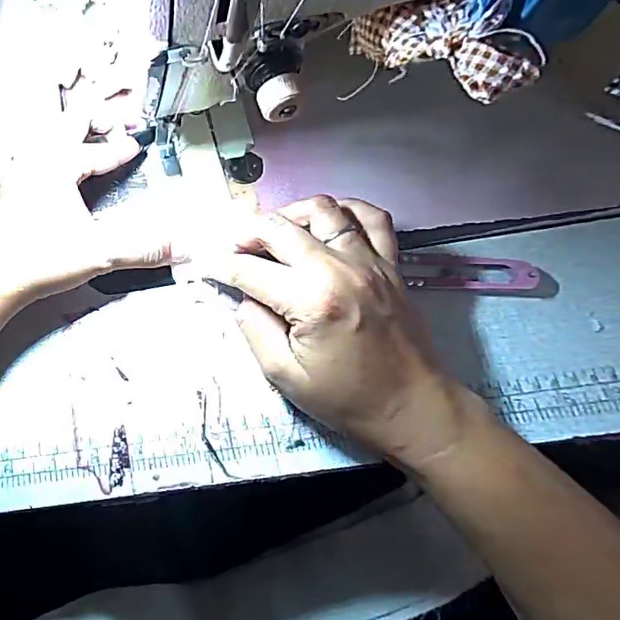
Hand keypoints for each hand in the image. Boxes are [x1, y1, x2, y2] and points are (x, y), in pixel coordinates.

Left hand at [0, 81, 172, 310]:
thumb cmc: (35, 261)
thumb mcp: (99, 252)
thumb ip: (142, 248)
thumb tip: (178, 247)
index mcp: (58, 166)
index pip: (97, 149)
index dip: (119, 147)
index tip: (133, 147)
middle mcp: (33, 162)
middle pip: (65, 123)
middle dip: (92, 117)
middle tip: (110, 120)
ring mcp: (13, 175)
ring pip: (31, 131)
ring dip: (53, 124)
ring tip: (65, 119)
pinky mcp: (1, 192)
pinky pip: (2, 155)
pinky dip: (10, 145)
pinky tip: (8, 145)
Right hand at [199, 196, 488, 469]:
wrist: (414, 409)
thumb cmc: (346, 399)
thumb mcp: (283, 374)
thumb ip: (253, 328)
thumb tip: (241, 296)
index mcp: (312, 301)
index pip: (249, 269)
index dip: (219, 266)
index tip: (204, 266)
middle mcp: (341, 270)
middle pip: (280, 228)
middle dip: (245, 234)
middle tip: (232, 251)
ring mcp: (370, 262)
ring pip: (323, 210)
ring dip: (289, 216)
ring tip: (274, 235)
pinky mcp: (390, 264)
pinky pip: (370, 218)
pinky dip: (344, 210)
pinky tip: (324, 223)